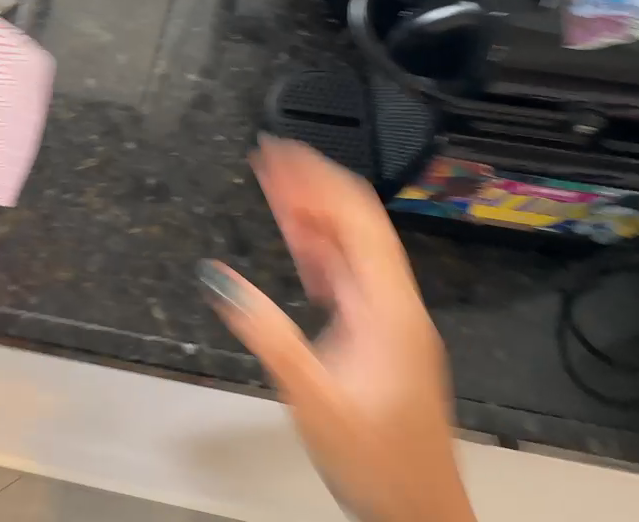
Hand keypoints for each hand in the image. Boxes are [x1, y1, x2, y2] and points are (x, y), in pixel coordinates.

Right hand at [200, 138, 472, 521]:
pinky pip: (346, 274)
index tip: (279, 152)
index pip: (355, 221)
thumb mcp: (312, 397)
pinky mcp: (377, 334)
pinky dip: (318, 248)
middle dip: (311, 185)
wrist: (420, 516)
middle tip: (268, 157)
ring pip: (349, 247)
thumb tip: (218, 277)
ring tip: (273, 184)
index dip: (317, 179)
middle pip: (354, 224)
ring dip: (312, 213)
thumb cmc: (376, 463)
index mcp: (387, 309)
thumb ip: (266, 332)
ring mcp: (387, 318)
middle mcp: (393, 303)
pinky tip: (295, 242)